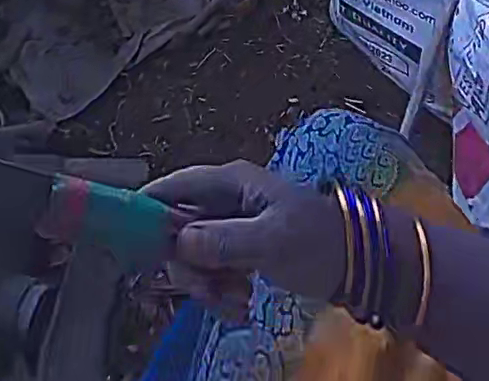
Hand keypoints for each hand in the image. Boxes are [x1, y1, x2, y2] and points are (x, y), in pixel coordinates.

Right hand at [140, 161, 345, 313]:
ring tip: (234, 302)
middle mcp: (224, 199)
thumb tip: (179, 243)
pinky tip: (240, 305)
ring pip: (194, 252)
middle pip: (181, 225)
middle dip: (187, 262)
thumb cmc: (316, 239)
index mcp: (230, 182)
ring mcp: (231, 223)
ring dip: (206, 282)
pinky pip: (212, 269)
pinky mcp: (239, 248)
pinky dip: (219, 291)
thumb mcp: (271, 240)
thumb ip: (224, 240)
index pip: (177, 184)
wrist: (358, 262)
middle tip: (204, 291)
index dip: (151, 203)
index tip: (130, 233)